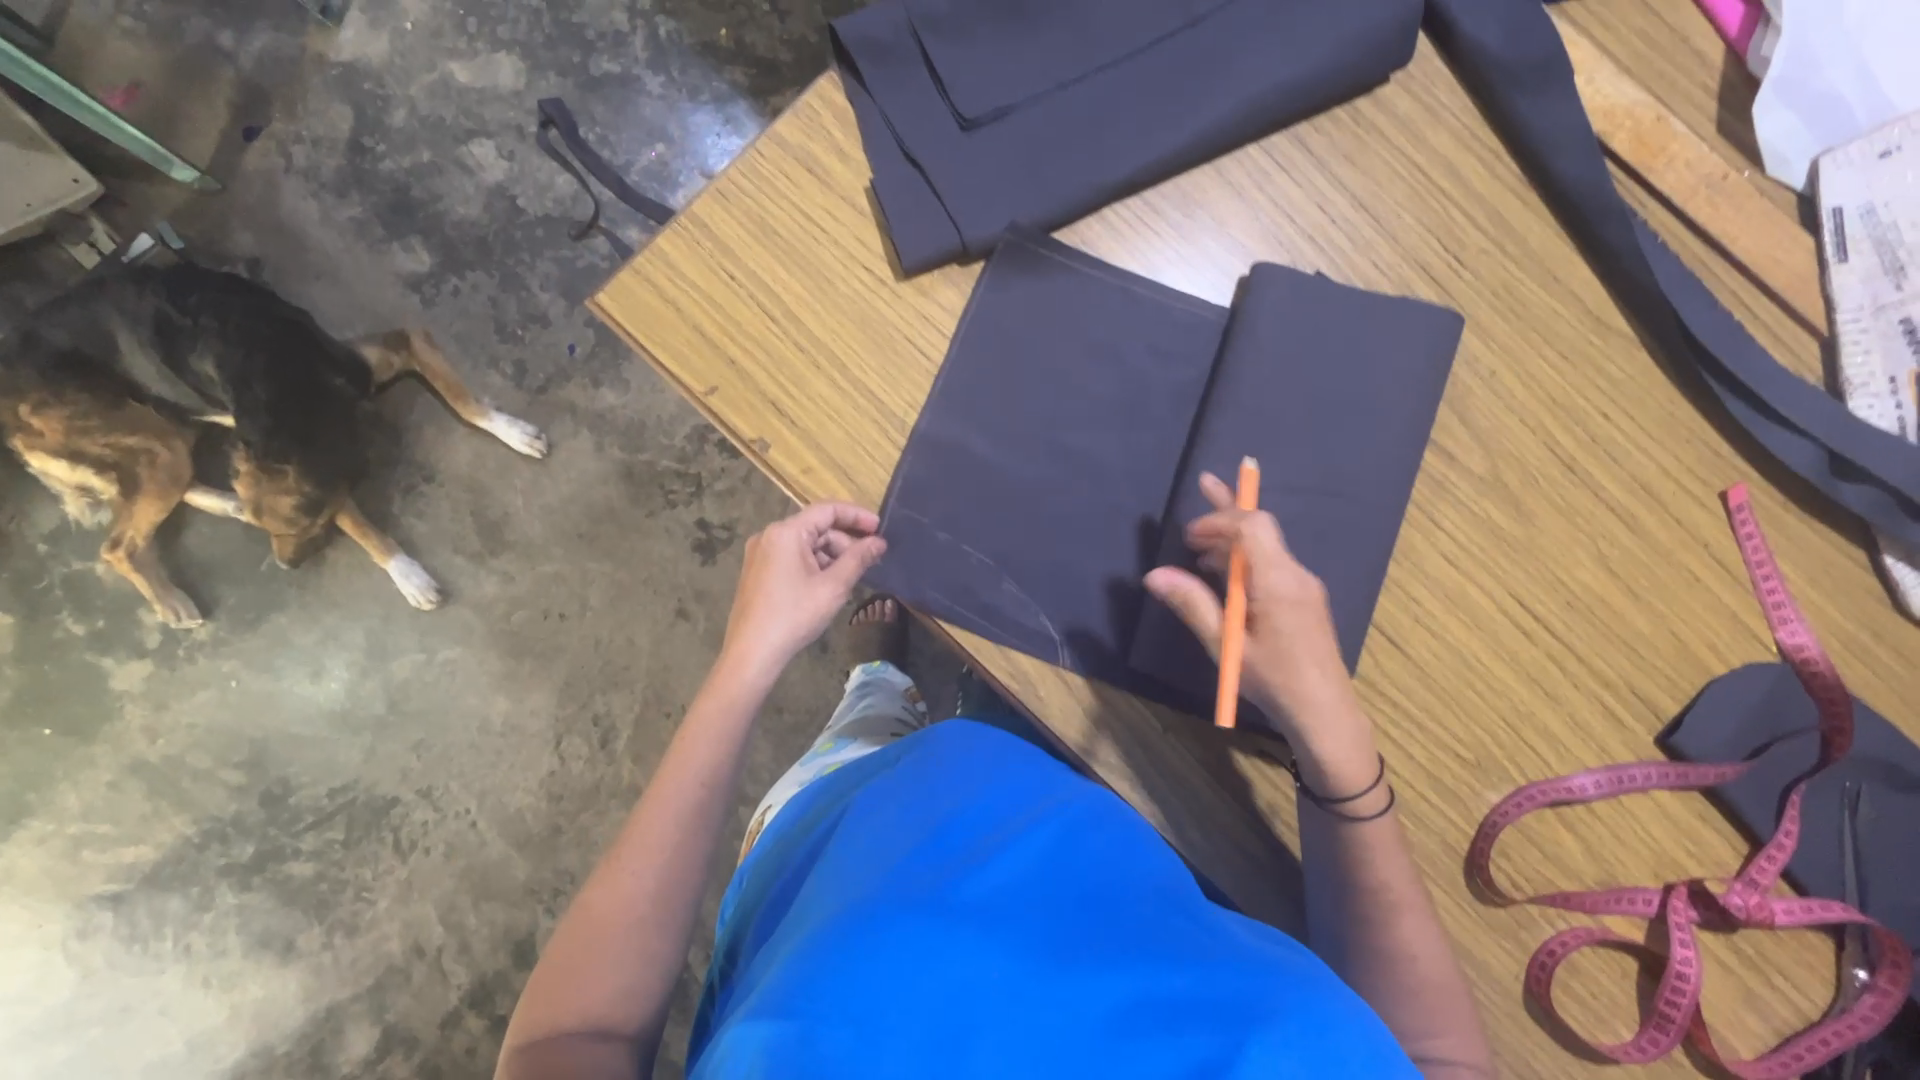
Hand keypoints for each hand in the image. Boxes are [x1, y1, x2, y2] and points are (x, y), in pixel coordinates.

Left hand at [719, 502, 886, 677]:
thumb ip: (858, 559)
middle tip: (868, 563)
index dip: (857, 516)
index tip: (880, 528)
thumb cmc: (794, 615)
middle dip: (844, 542)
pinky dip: (814, 565)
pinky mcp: (758, 571)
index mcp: (786, 532)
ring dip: (830, 556)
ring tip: (850, 578)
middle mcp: (769, 535)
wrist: (752, 652)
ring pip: (805, 544)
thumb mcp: (833, 587)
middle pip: (816, 528)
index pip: (828, 510)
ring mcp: (760, 554)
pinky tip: (828, 585)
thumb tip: (879, 542)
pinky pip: (792, 557)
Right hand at [1143, 473, 1359, 740]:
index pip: (1252, 526)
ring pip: (1266, 546)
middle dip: (1228, 512)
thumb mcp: (1226, 644)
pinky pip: (1272, 564)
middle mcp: (1295, 574)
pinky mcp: (1304, 600)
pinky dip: (1244, 560)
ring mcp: (1303, 586)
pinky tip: (1222, 577)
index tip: (1189, 537)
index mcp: (1277, 580)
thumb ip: (1193, 605)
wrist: (1324, 712)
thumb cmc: (1273, 680)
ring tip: (1197, 546)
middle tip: (1201, 493)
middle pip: (1261, 528)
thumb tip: (1155, 575)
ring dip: (1232, 540)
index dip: (1219, 518)